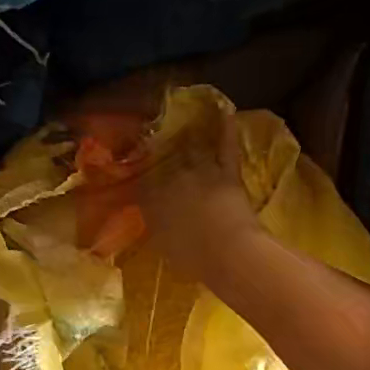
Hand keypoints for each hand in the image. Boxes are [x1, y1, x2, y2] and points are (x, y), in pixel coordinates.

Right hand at [137, 113, 262, 277]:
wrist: (227, 253)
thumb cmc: (193, 259)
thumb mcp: (165, 247)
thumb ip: (158, 229)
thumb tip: (155, 219)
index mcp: (152, 202)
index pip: (143, 186)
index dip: (143, 182)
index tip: (142, 179)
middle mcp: (171, 180)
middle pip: (165, 162)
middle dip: (162, 157)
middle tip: (160, 150)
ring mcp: (200, 172)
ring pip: (191, 149)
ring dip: (188, 139)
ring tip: (184, 127)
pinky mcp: (226, 171)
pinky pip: (226, 145)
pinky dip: (226, 128)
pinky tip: (226, 110)